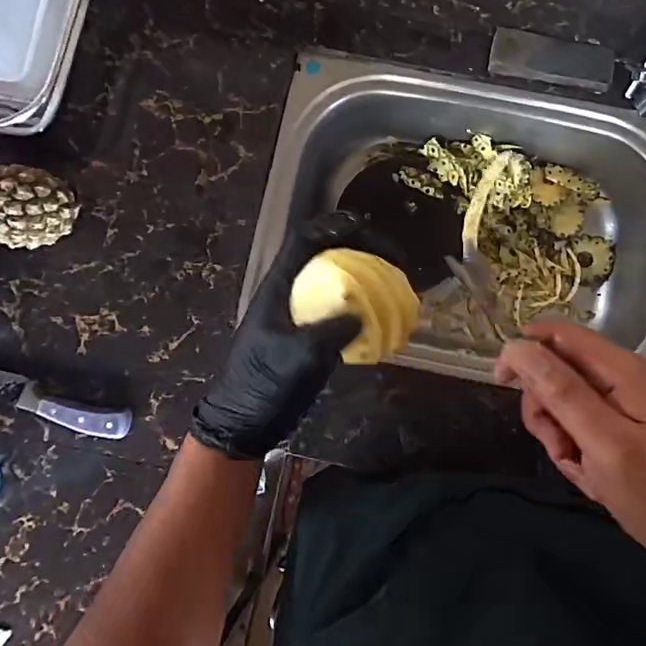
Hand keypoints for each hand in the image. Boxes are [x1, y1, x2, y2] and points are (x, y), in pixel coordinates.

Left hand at [191, 212, 376, 459]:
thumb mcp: (296, 359)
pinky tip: (387, 314)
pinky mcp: (312, 330)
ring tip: (399, 282)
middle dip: (364, 246)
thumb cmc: (263, 385)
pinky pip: (343, 304)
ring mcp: (302, 310)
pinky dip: (367, 302)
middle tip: (398, 261)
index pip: (306, 239)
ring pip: (339, 275)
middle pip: (328, 251)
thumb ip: (328, 334)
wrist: (246, 419)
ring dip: (369, 272)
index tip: (372, 232)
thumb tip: (361, 317)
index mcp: (280, 286)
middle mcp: (292, 289)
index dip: (337, 226)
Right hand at [496, 322, 645, 564]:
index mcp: (618, 369)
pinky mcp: (616, 429)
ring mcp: (617, 405)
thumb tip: (517, 348)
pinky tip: (593, 478)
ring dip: (558, 438)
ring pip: (558, 405)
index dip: (523, 351)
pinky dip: (574, 454)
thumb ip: (561, 393)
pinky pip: (575, 430)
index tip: (503, 385)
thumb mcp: (605, 443)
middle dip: (544, 410)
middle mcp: (616, 378)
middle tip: (561, 445)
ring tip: (584, 469)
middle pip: (552, 371)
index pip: (555, 335)